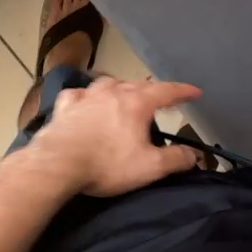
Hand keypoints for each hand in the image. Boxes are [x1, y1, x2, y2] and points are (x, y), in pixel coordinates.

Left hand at [27, 77, 203, 196]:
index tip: (195, 92)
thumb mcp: (149, 167)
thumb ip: (175, 159)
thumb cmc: (106, 164)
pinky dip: (86, 97)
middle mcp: (113, 92)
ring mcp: (86, 97)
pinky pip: (78, 95)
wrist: (56, 165)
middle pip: (138, 85)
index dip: (183, 91)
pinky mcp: (64, 107)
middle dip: (152, 91)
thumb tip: (194, 155)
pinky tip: (85, 102)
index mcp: (137, 103)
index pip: (167, 91)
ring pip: (108, 84)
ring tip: (124, 98)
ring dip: (120, 89)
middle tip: (160, 101)